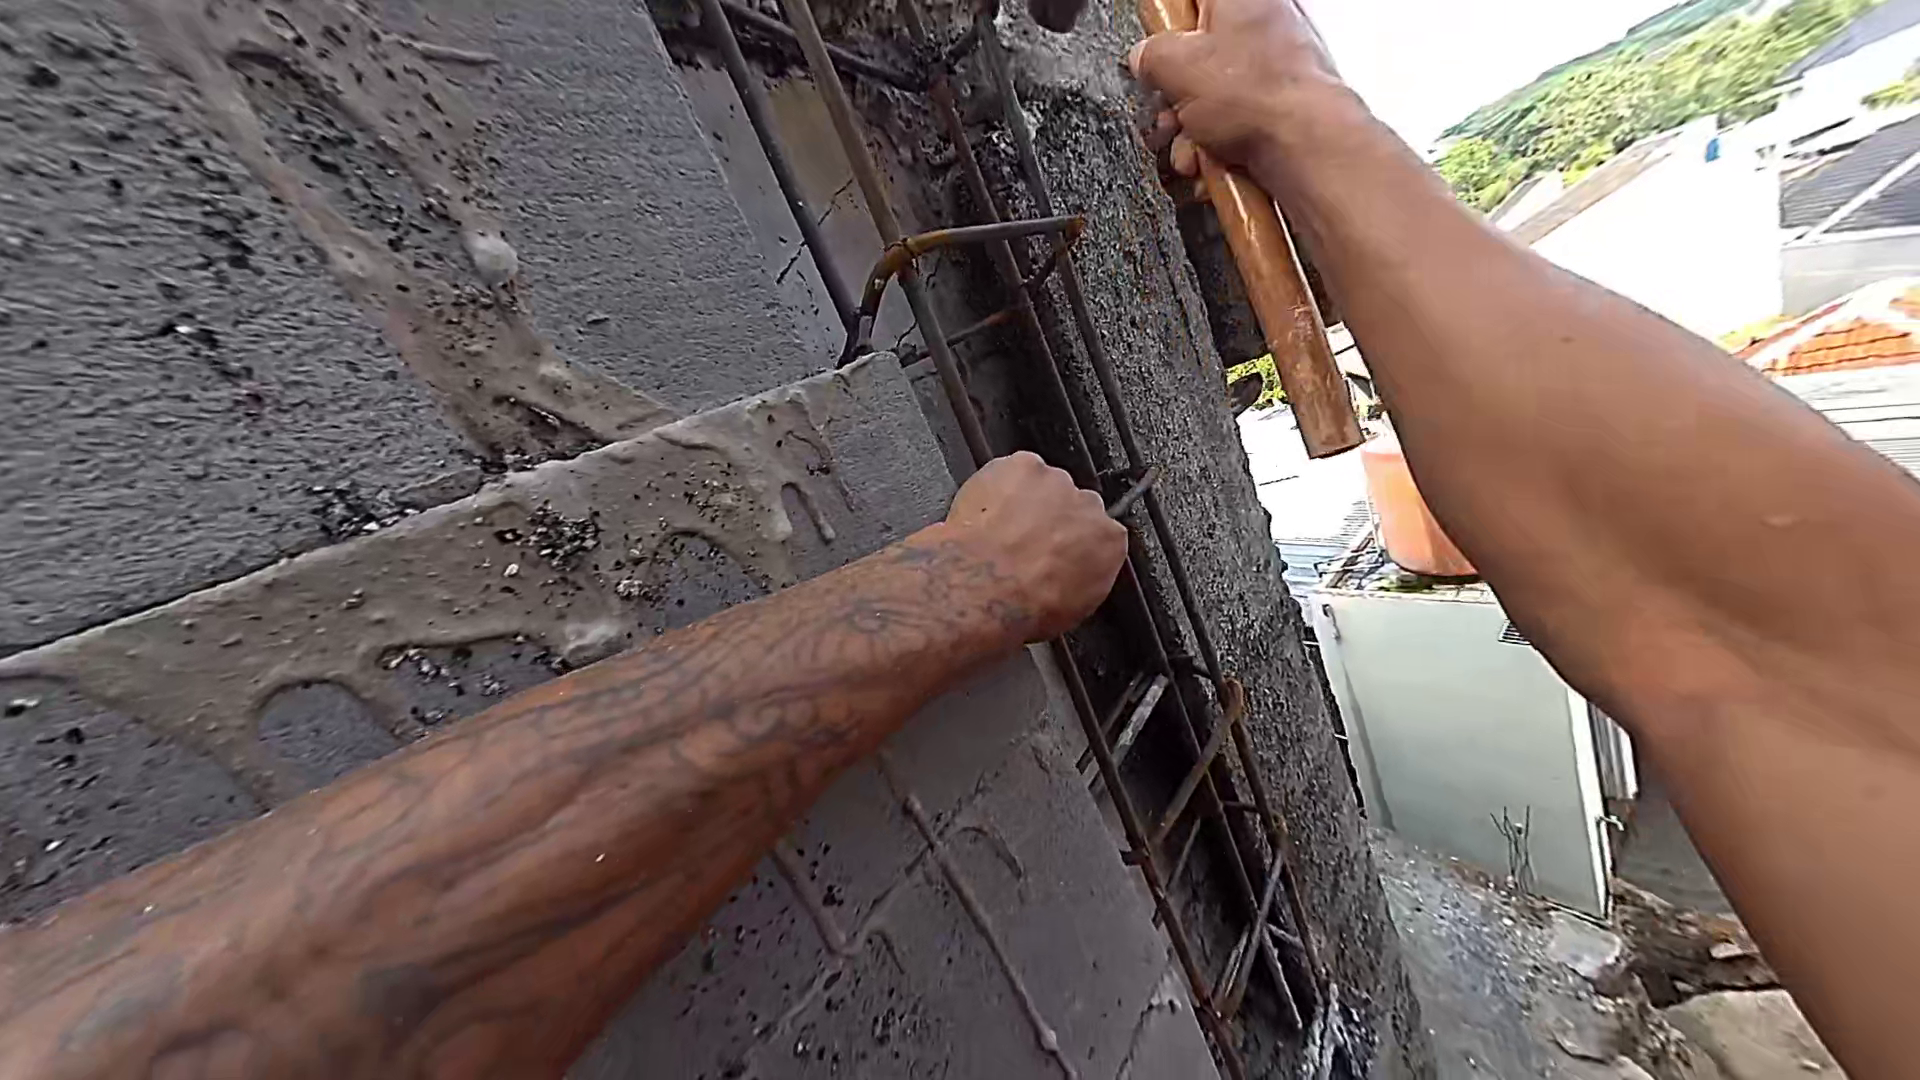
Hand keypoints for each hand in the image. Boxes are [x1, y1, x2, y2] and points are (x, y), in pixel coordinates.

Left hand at [939, 452, 1128, 641]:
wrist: (987, 586)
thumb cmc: (1026, 603)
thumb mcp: (1072, 610)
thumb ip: (1083, 578)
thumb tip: (1069, 578)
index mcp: (1108, 541)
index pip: (1099, 532)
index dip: (1073, 542)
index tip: (1056, 550)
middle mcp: (1088, 505)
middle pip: (1072, 503)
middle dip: (1050, 517)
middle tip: (1023, 540)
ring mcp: (1055, 482)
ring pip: (1040, 484)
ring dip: (1023, 500)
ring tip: (998, 528)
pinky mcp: (1021, 466)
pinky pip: (1009, 471)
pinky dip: (996, 485)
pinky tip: (984, 512)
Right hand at [1130, 0, 1348, 180]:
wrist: (1299, 142)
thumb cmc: (1252, 95)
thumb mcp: (1179, 66)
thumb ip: (1152, 55)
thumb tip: (1142, 56)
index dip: (1168, 24)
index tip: (1154, 51)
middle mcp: (1258, 25)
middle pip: (1195, 60)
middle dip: (1173, 101)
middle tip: (1168, 120)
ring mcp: (1267, 70)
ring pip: (1208, 102)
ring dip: (1188, 137)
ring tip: (1191, 154)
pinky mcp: (1270, 110)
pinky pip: (1227, 128)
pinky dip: (1211, 151)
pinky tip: (1209, 164)